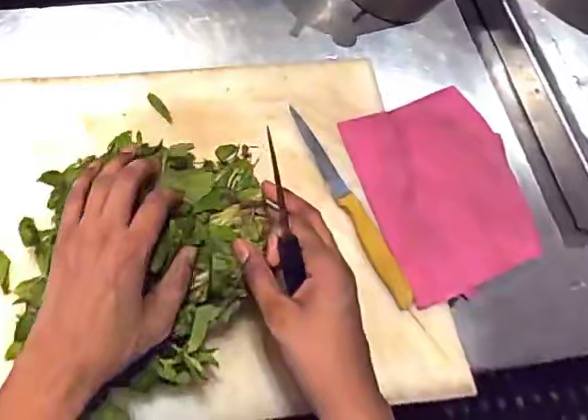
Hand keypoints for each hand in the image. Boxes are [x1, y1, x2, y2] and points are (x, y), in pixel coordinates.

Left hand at [0, 150, 195, 419]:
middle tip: (154, 164)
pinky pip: (73, 195)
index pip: (155, 205)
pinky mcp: (63, 235)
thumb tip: (192, 251)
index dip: (170, 194)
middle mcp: (107, 231)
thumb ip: (177, 284)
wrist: (61, 355)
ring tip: (129, 152)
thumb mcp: (155, 323)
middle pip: (125, 182)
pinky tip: (94, 166)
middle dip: (143, 167)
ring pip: (99, 182)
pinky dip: (84, 176)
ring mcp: (81, 230)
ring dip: (115, 162)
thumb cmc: (111, 343)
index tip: (178, 196)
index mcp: (132, 251)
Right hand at [236, 182, 390, 419]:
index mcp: (327, 265)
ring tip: (265, 239)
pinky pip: (317, 258)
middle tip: (264, 194)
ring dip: (292, 232)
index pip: (302, 221)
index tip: (259, 189)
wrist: (348, 397)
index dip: (280, 206)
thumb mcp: (278, 314)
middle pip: (314, 223)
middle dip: (290, 207)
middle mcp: (338, 265)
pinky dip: (298, 249)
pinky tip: (279, 261)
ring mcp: (340, 281)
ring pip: (316, 241)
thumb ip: (259, 275)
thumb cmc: (313, 353)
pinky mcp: (337, 295)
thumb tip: (239, 241)